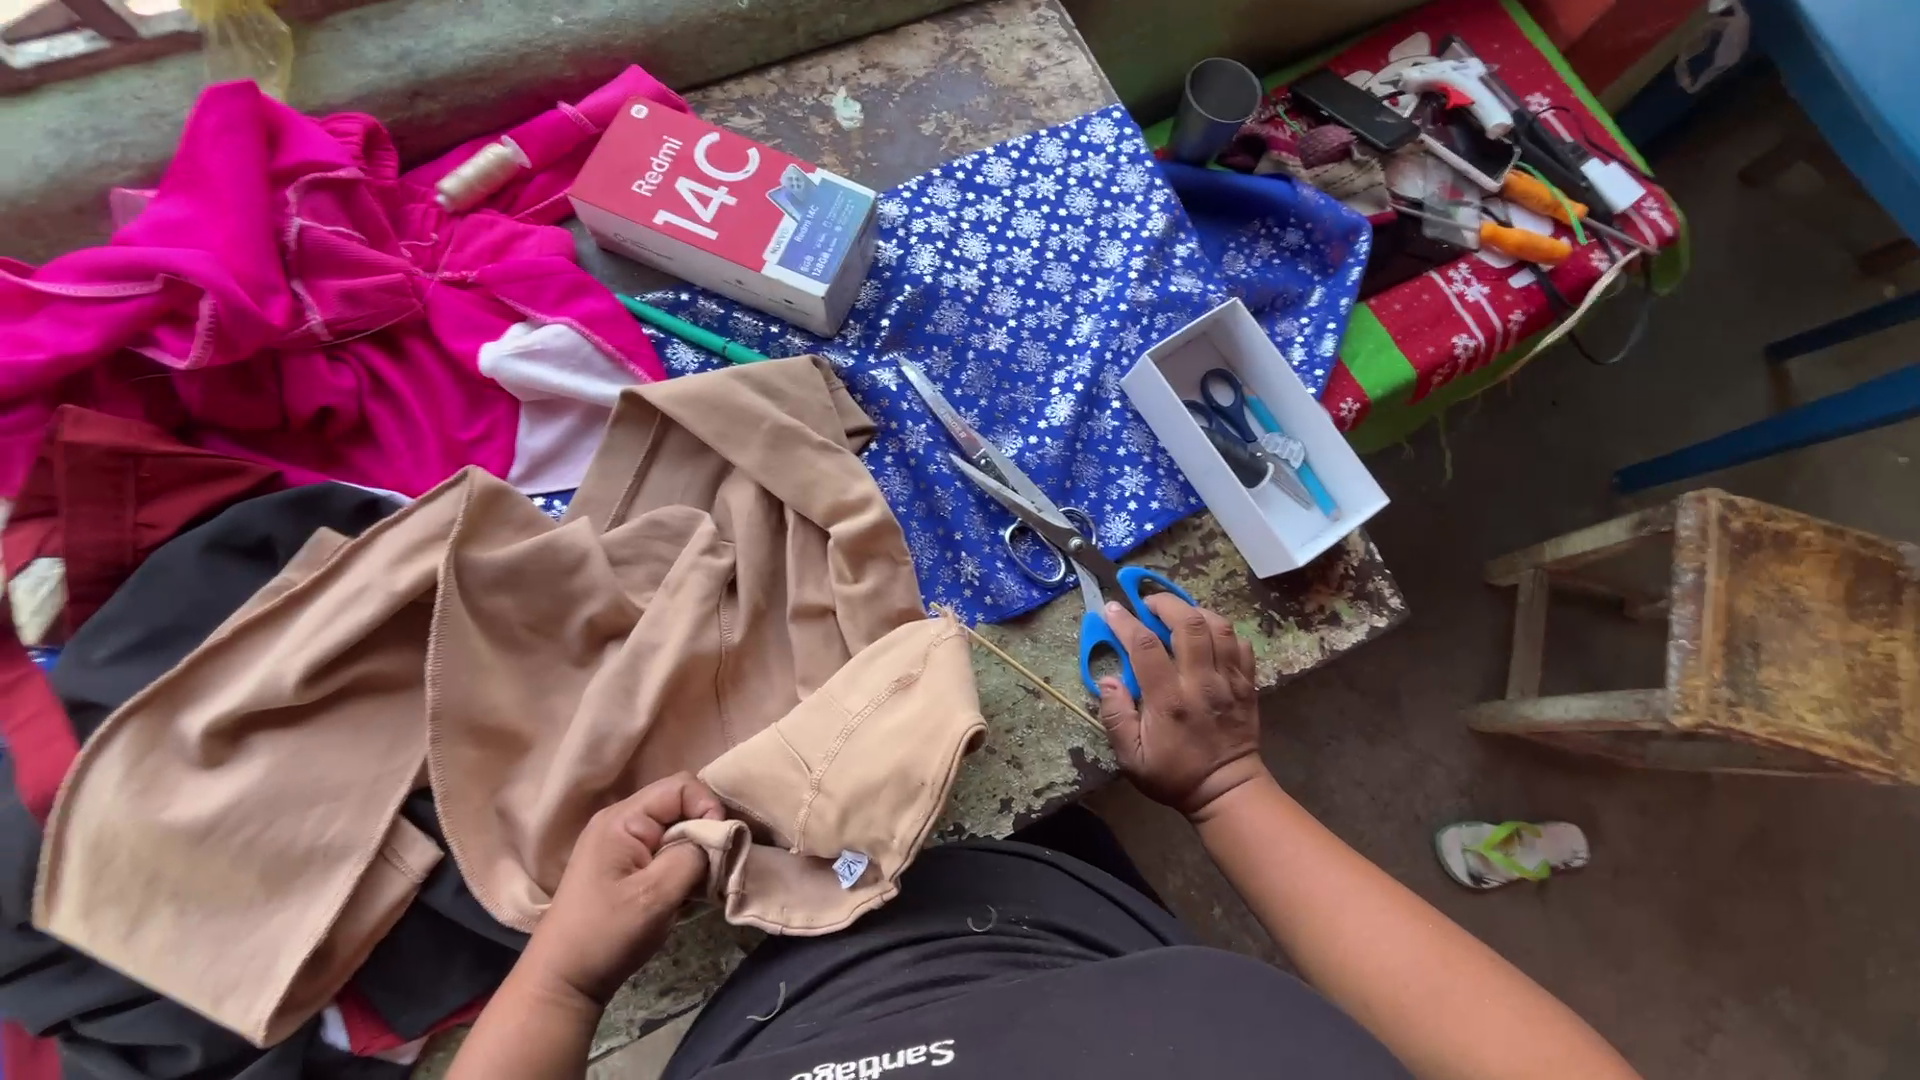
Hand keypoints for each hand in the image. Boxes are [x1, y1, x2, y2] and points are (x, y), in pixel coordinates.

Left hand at [519, 773, 726, 1008]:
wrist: (563, 983)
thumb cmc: (606, 935)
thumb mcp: (656, 895)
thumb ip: (693, 856)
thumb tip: (719, 838)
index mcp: (622, 819)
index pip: (681, 786)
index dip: (708, 806)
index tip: (720, 843)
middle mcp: (621, 821)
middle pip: (680, 804)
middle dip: (705, 830)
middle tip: (717, 864)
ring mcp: (622, 844)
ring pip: (677, 827)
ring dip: (697, 850)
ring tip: (704, 879)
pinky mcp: (627, 865)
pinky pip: (667, 848)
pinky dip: (684, 864)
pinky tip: (688, 889)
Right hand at [1096, 594, 1267, 821]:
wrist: (1227, 790)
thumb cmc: (1174, 774)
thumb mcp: (1131, 757)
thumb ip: (1115, 716)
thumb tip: (1108, 679)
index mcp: (1169, 699)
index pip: (1145, 646)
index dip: (1125, 621)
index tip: (1112, 609)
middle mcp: (1201, 682)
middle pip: (1188, 623)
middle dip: (1165, 604)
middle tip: (1148, 604)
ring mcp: (1229, 681)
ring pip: (1219, 626)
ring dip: (1196, 611)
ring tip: (1178, 613)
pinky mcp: (1247, 684)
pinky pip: (1241, 643)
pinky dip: (1223, 631)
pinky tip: (1208, 635)